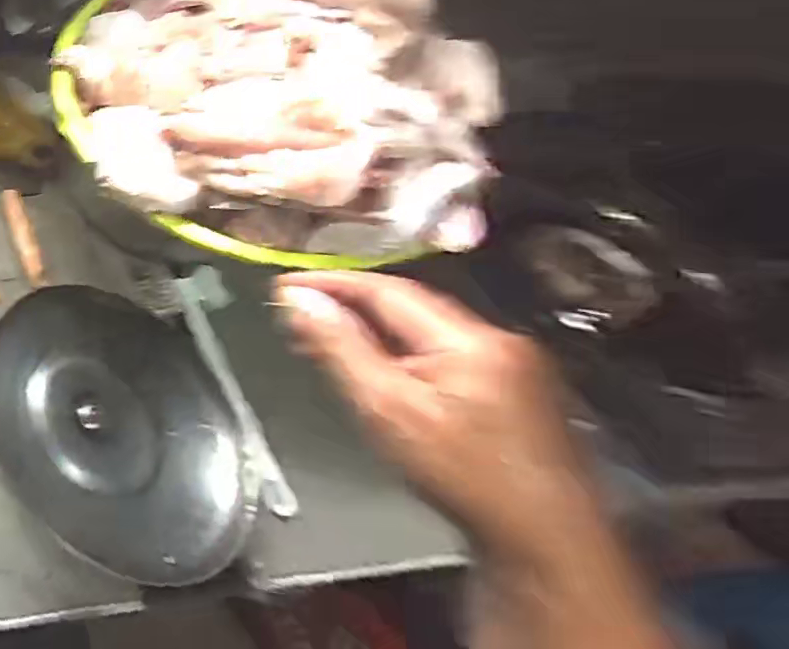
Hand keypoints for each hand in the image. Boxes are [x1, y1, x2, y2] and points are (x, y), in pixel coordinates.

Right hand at [273, 270, 596, 565]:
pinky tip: (366, 363)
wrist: (548, 548)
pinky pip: (435, 352)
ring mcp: (508, 366)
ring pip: (417, 329)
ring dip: (366, 327)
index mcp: (470, 340)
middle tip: (293, 311)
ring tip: (318, 335)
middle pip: (403, 306)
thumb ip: (338, 345)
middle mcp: (495, 342)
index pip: (384, 290)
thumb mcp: (385, 405)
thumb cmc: (462, 474)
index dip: (329, 282)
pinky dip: (393, 348)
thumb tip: (297, 298)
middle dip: (344, 304)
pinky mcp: (509, 390)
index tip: (282, 285)